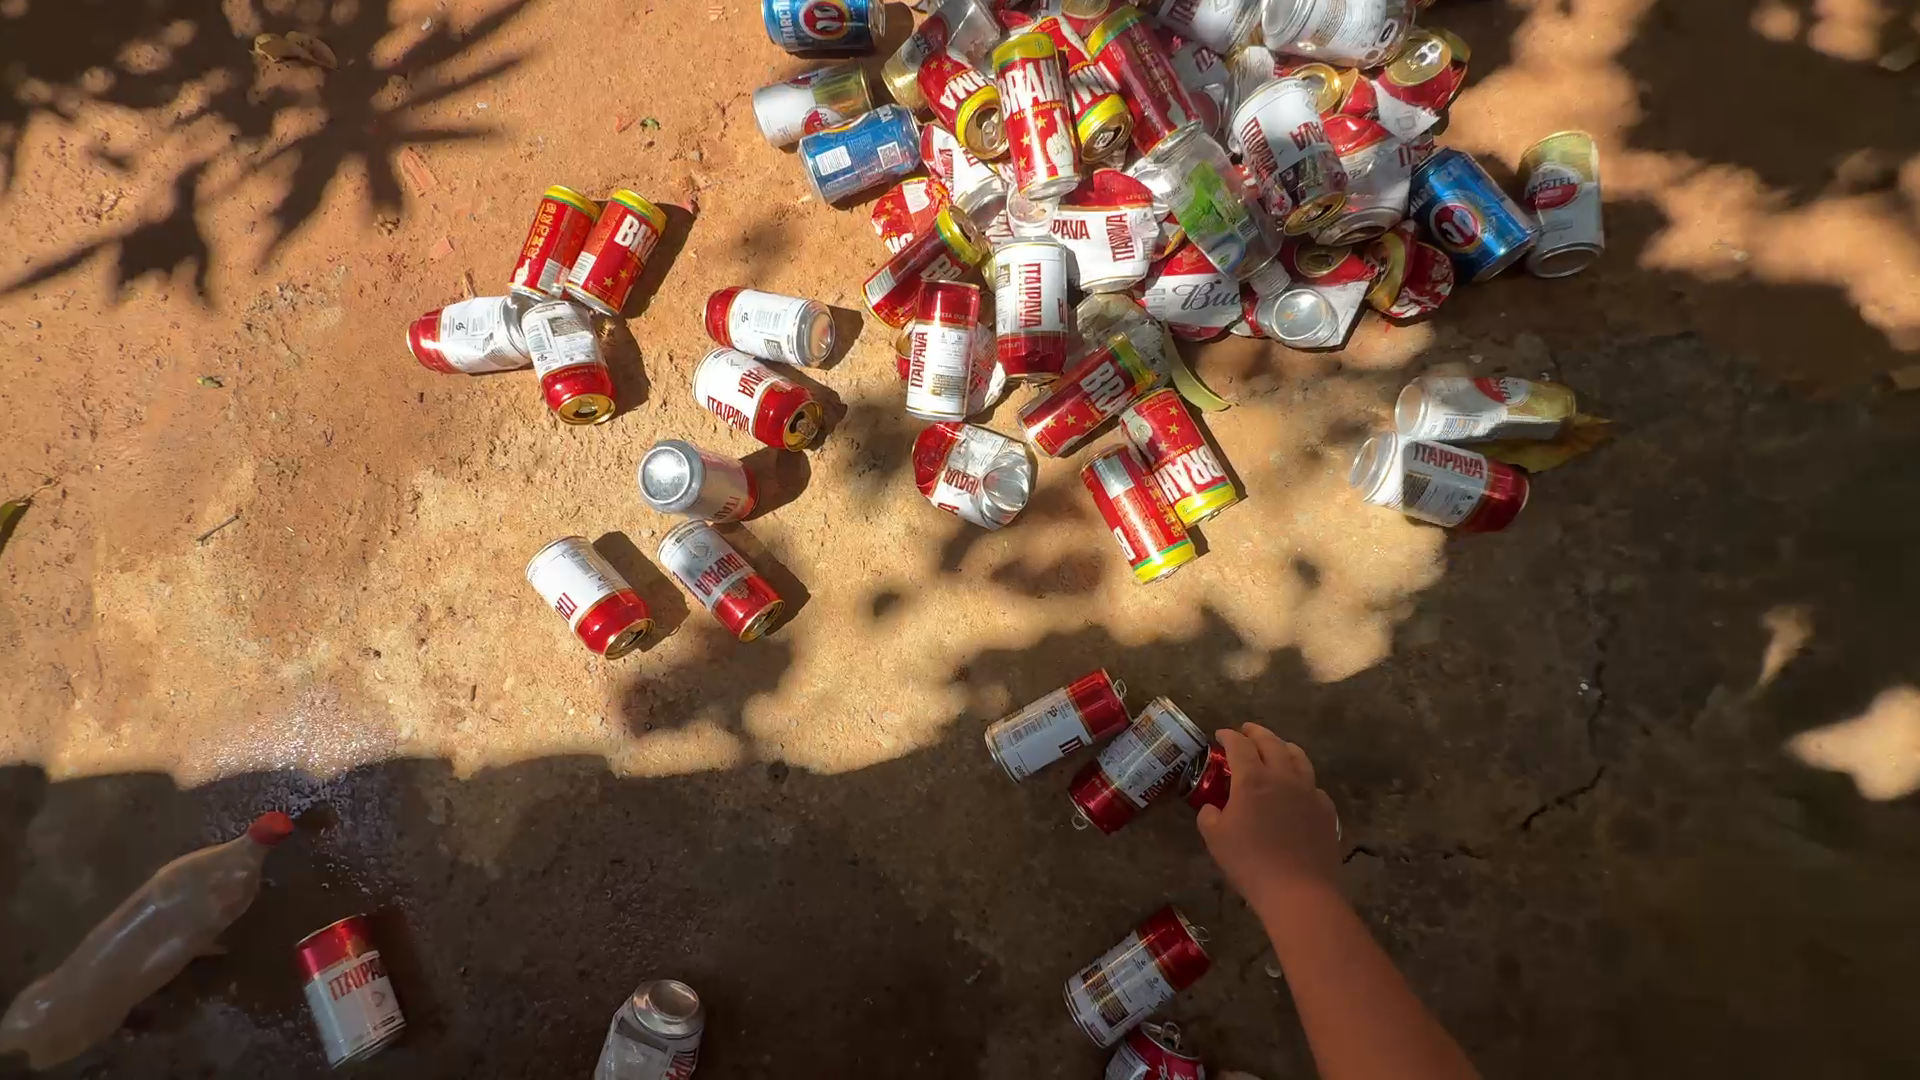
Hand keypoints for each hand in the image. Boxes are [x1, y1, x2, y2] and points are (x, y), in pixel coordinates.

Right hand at [1196, 724, 1341, 911]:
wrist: (1300, 893)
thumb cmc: (1251, 863)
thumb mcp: (1215, 838)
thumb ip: (1209, 815)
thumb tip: (1214, 808)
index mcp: (1252, 779)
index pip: (1239, 745)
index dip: (1228, 736)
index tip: (1220, 735)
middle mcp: (1282, 777)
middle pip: (1271, 743)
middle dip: (1256, 733)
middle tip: (1246, 731)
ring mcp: (1309, 792)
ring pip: (1298, 757)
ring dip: (1282, 746)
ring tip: (1275, 747)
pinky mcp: (1326, 811)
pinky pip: (1313, 783)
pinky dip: (1300, 776)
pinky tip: (1296, 787)